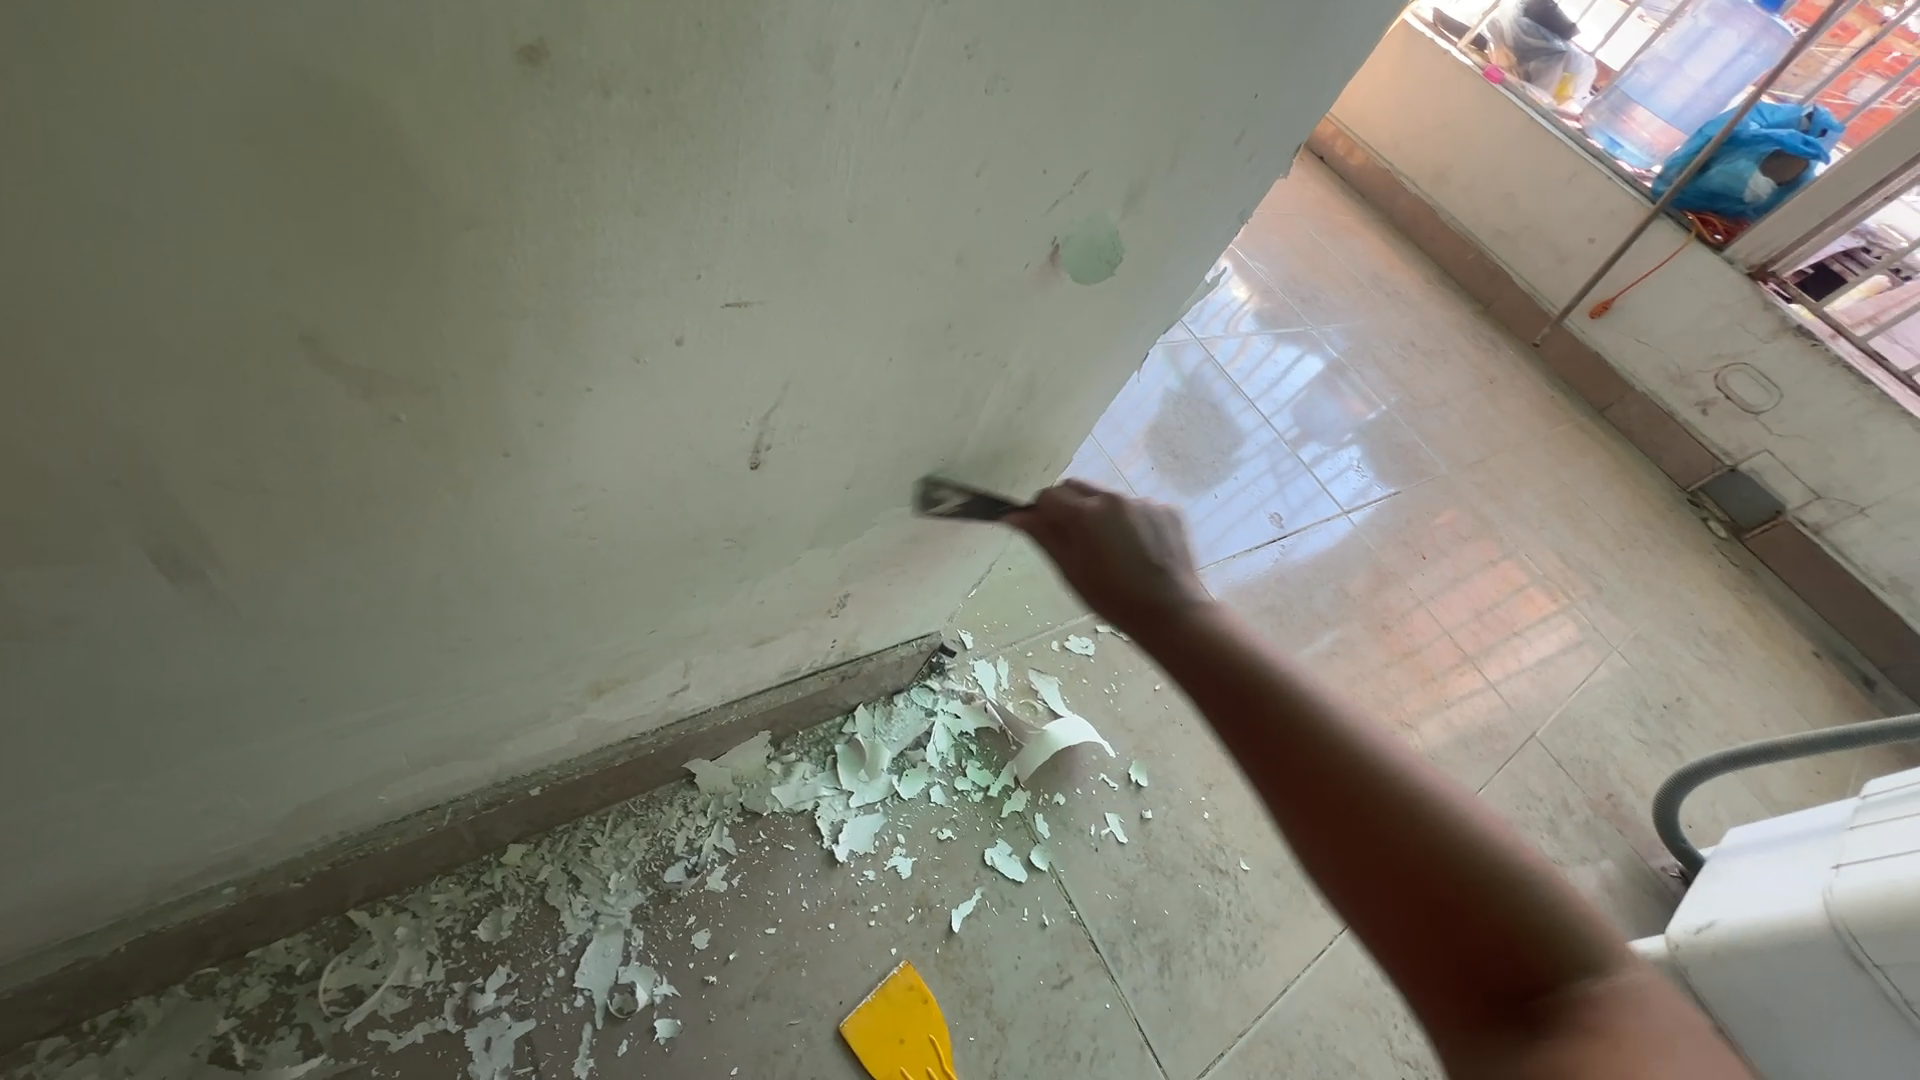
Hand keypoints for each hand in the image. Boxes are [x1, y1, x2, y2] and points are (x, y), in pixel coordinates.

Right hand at [1004, 480, 1211, 636]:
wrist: (1171, 612)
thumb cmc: (1112, 598)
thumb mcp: (1070, 570)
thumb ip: (1042, 535)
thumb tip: (1013, 515)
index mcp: (1085, 514)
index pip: (1048, 496)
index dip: (1042, 513)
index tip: (1047, 532)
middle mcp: (1113, 498)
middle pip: (1076, 487)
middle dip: (1069, 505)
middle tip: (1075, 538)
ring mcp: (1143, 501)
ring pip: (1108, 497)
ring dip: (1101, 514)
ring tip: (1112, 550)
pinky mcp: (1168, 510)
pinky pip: (1138, 507)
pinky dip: (1131, 522)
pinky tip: (1138, 550)